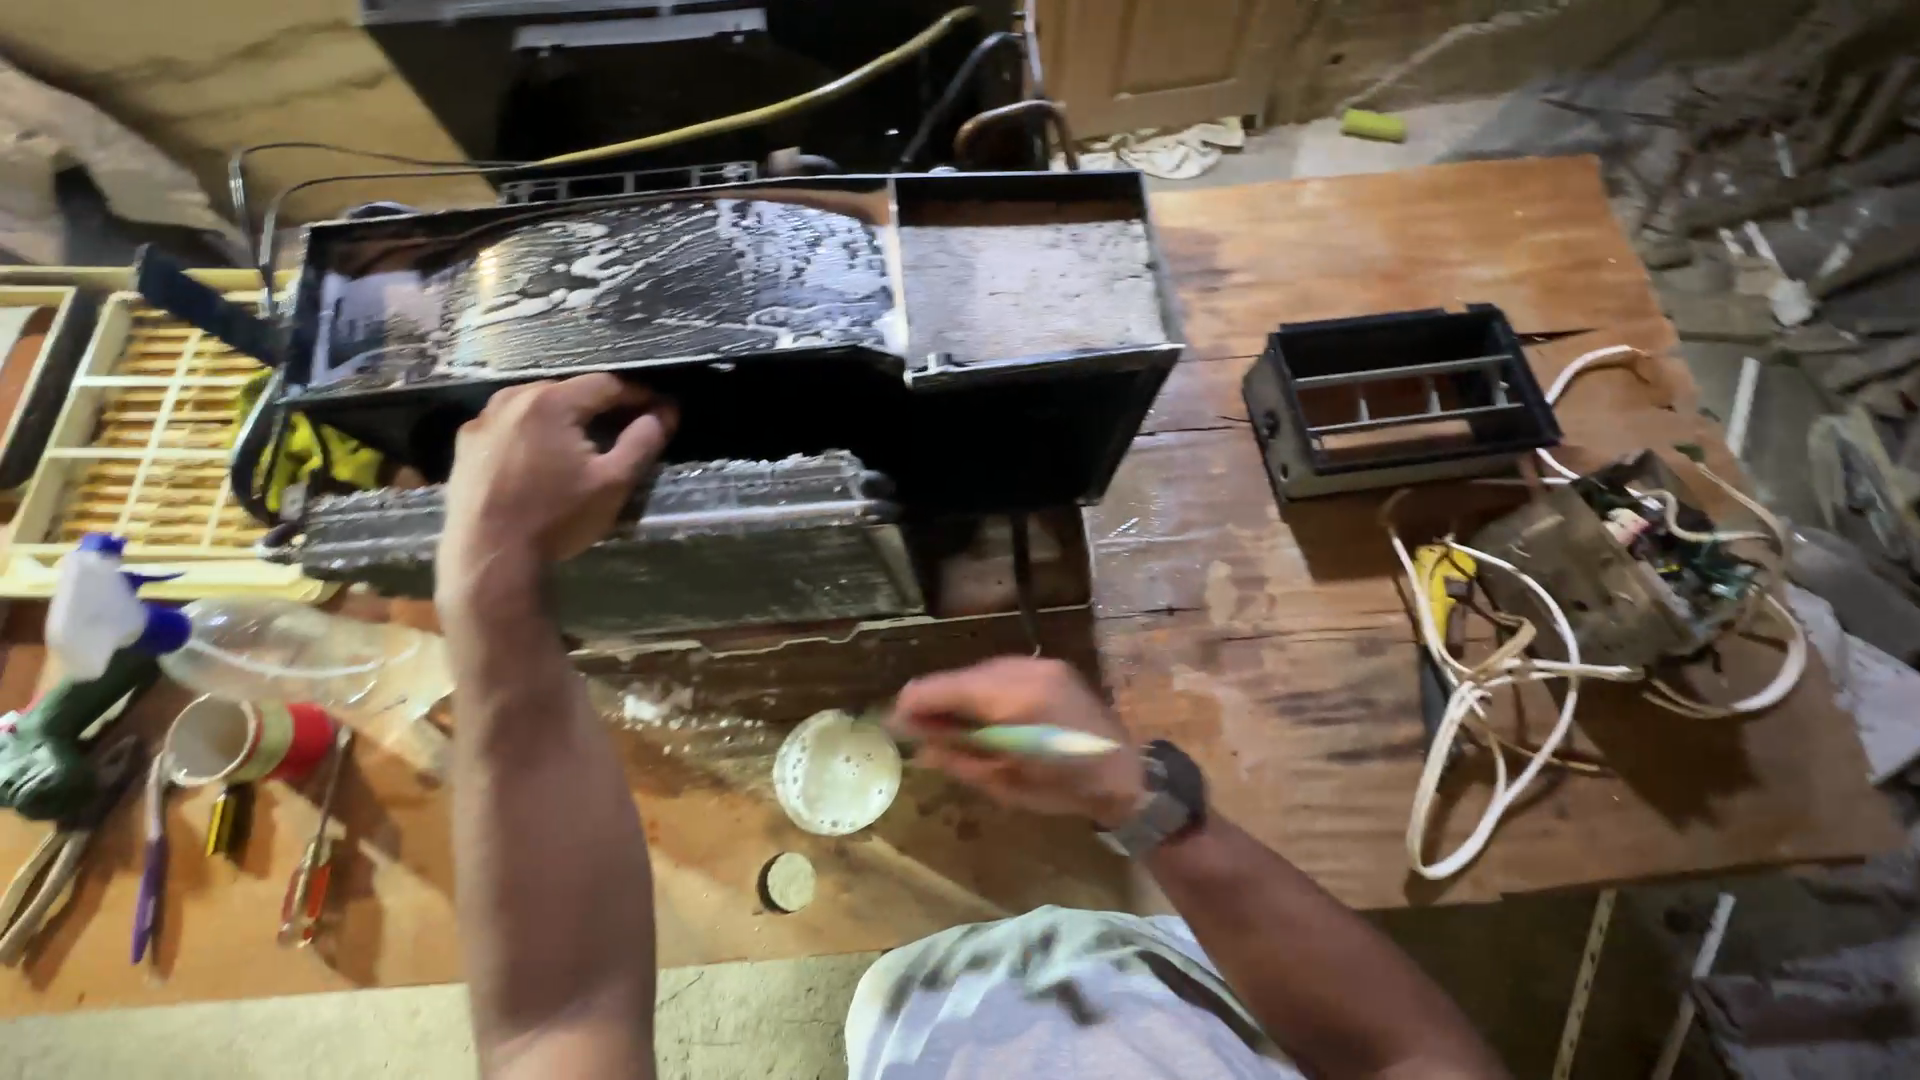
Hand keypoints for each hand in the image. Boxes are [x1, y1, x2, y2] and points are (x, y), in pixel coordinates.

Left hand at [438, 374, 676, 598]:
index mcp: (551, 402)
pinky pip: (510, 424)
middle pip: (569, 390)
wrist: (489, 555)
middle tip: (626, 424)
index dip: (638, 394)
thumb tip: (666, 412)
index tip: (660, 408)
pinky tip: (544, 455)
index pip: (606, 383)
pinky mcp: (466, 444)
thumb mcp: (613, 482)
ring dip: (566, 416)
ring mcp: (482, 420)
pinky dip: (534, 431)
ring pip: (536, 405)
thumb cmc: (557, 517)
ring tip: (586, 439)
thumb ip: (643, 442)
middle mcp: (511, 398)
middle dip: (601, 404)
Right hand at [887, 657, 1146, 827]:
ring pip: (979, 672)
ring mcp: (1039, 664)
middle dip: (936, 700)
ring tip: (955, 726)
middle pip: (959, 677)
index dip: (912, 703)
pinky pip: (1002, 672)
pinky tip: (986, 714)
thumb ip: (957, 757)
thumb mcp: (1004, 784)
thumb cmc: (1064, 789)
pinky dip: (986, 690)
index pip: (943, 688)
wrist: (1126, 772)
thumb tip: (918, 743)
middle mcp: (1022, 671)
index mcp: (1010, 702)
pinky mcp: (1050, 666)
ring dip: (961, 695)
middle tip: (922, 731)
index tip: (894, 722)